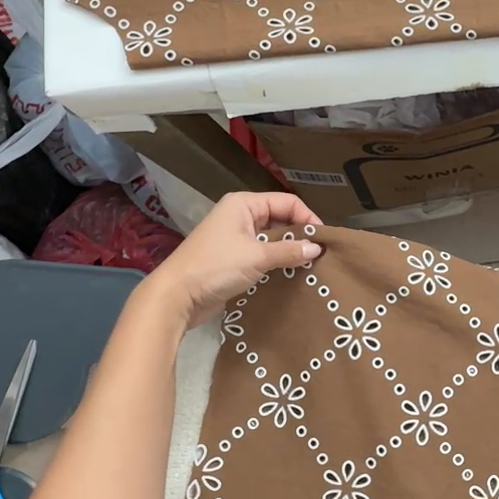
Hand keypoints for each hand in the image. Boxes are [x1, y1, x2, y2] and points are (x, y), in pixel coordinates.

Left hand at [140, 192, 323, 329]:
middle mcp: (240, 216)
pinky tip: (291, 274)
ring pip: (272, 239)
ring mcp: (235, 238)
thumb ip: (289, 251)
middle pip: (280, 219)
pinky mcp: (233, 259)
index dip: (307, 217)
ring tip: (310, 266)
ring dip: (288, 251)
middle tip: (320, 254)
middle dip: (299, 235)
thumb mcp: (257, 256)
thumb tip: (317, 248)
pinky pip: (262, 255)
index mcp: (243, 204)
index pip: (286, 202)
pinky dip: (276, 262)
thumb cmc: (215, 267)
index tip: (323, 239)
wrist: (175, 296)